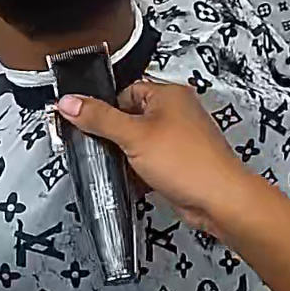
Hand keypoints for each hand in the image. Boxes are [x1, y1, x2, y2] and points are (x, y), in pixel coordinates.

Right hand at [55, 80, 259, 237]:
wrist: (219, 200)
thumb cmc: (191, 163)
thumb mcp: (133, 136)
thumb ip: (99, 118)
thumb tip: (70, 103)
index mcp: (169, 94)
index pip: (125, 90)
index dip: (104, 106)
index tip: (85, 120)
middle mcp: (176, 113)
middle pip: (130, 118)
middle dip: (115, 136)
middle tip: (104, 147)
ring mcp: (179, 140)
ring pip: (140, 143)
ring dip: (127, 157)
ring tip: (123, 166)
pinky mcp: (179, 163)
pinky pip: (150, 163)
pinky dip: (139, 172)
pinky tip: (135, 181)